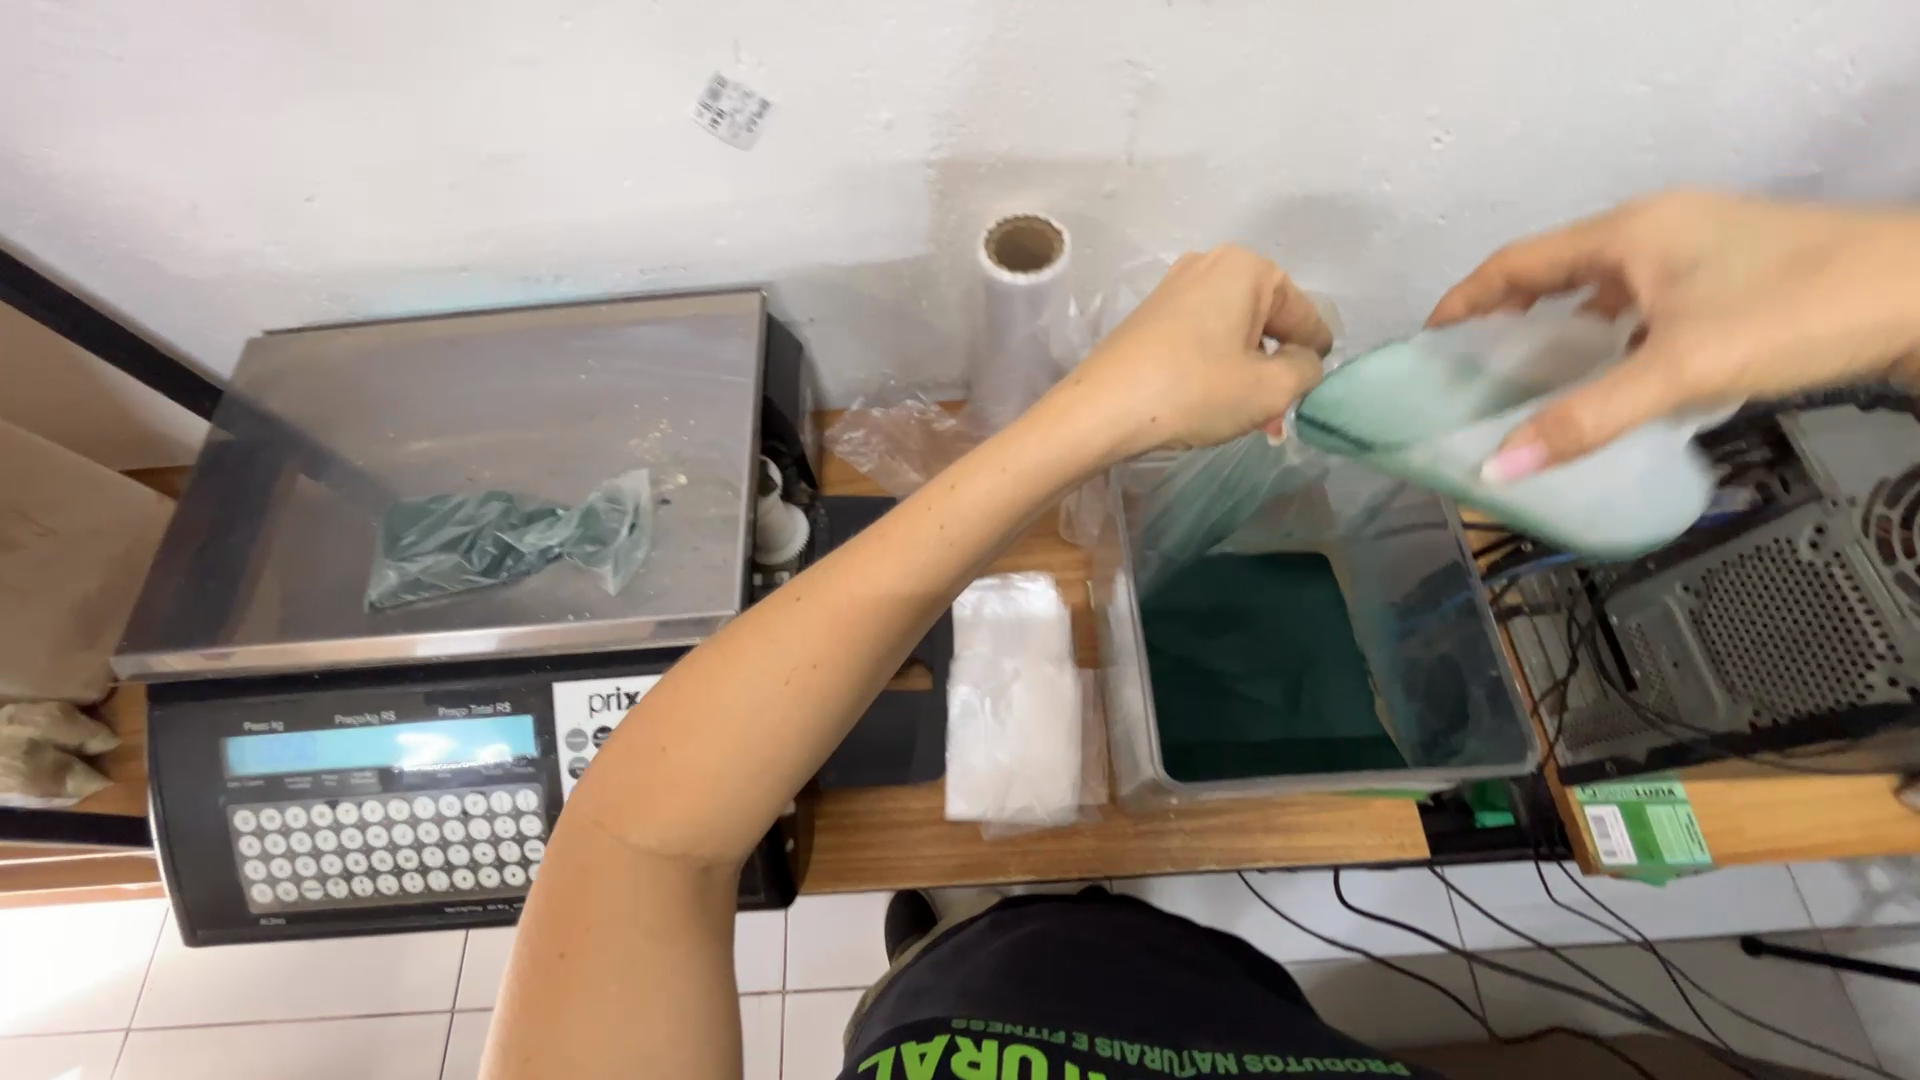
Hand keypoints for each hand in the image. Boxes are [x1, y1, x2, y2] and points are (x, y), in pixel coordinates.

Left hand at [1046, 245, 1332, 459]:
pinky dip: (1213, 373)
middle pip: (1265, 324)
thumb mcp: (1270, 388)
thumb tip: (1301, 362)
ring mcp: (1172, 291)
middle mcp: (1208, 266)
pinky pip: (1200, 343)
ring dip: (1244, 378)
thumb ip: (1306, 371)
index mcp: (1246, 267)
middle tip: (1271, 417)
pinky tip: (1209, 408)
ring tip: (1243, 421)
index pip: (1305, 316)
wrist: (1100, 410)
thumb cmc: (1192, 392)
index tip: (1307, 395)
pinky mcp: (1147, 320)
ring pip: (1231, 338)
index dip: (1313, 360)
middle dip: (1273, 372)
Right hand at [1429, 191, 1919, 481]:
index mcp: (1630, 232)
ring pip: (1595, 284)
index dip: (1463, 301)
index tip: (1427, 342)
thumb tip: (1496, 471)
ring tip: (1523, 372)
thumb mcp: (1682, 369)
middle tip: (1468, 363)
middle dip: (1502, 313)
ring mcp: (1695, 247)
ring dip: (1554, 322)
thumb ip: (1584, 419)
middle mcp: (1655, 229)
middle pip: (1551, 268)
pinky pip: (1635, 298)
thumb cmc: (1804, 309)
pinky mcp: (1727, 272)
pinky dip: (1603, 330)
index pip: (1515, 262)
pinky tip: (1604, 368)